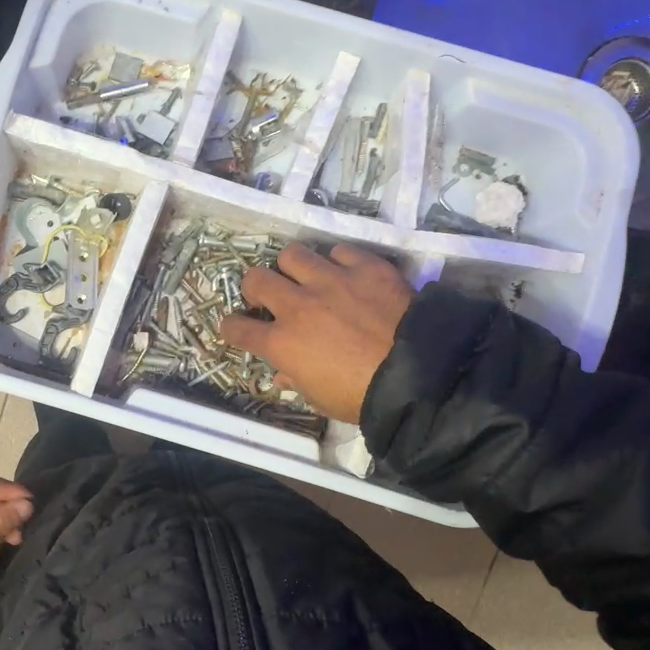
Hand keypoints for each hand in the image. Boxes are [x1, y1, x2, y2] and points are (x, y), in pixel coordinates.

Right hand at [219, 242, 413, 423]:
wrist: (418, 375)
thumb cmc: (362, 397)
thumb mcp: (321, 399)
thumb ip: (297, 380)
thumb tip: (284, 374)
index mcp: (282, 343)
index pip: (237, 328)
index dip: (231, 327)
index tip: (236, 327)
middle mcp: (298, 305)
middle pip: (256, 279)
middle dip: (256, 289)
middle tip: (270, 297)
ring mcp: (331, 281)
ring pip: (292, 254)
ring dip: (293, 267)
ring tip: (306, 277)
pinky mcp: (365, 267)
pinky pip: (340, 250)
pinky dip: (338, 260)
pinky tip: (346, 273)